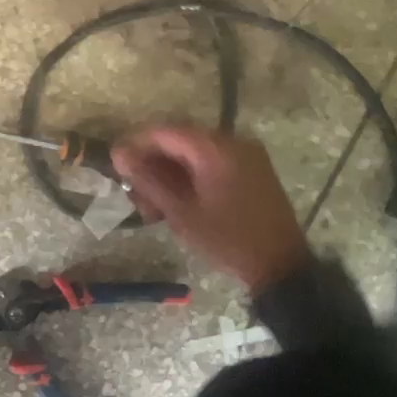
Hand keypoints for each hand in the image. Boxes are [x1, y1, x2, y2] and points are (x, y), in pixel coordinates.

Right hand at [113, 126, 307, 293]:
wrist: (280, 264)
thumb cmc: (226, 239)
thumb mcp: (180, 213)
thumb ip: (148, 180)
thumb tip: (119, 154)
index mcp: (215, 149)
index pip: (164, 132)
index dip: (136, 145)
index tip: (116, 165)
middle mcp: (233, 142)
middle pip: (179, 141)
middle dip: (152, 164)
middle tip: (135, 193)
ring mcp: (246, 155)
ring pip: (194, 153)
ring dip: (170, 173)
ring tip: (153, 206)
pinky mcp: (252, 170)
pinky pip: (212, 163)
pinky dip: (190, 177)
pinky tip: (177, 202)